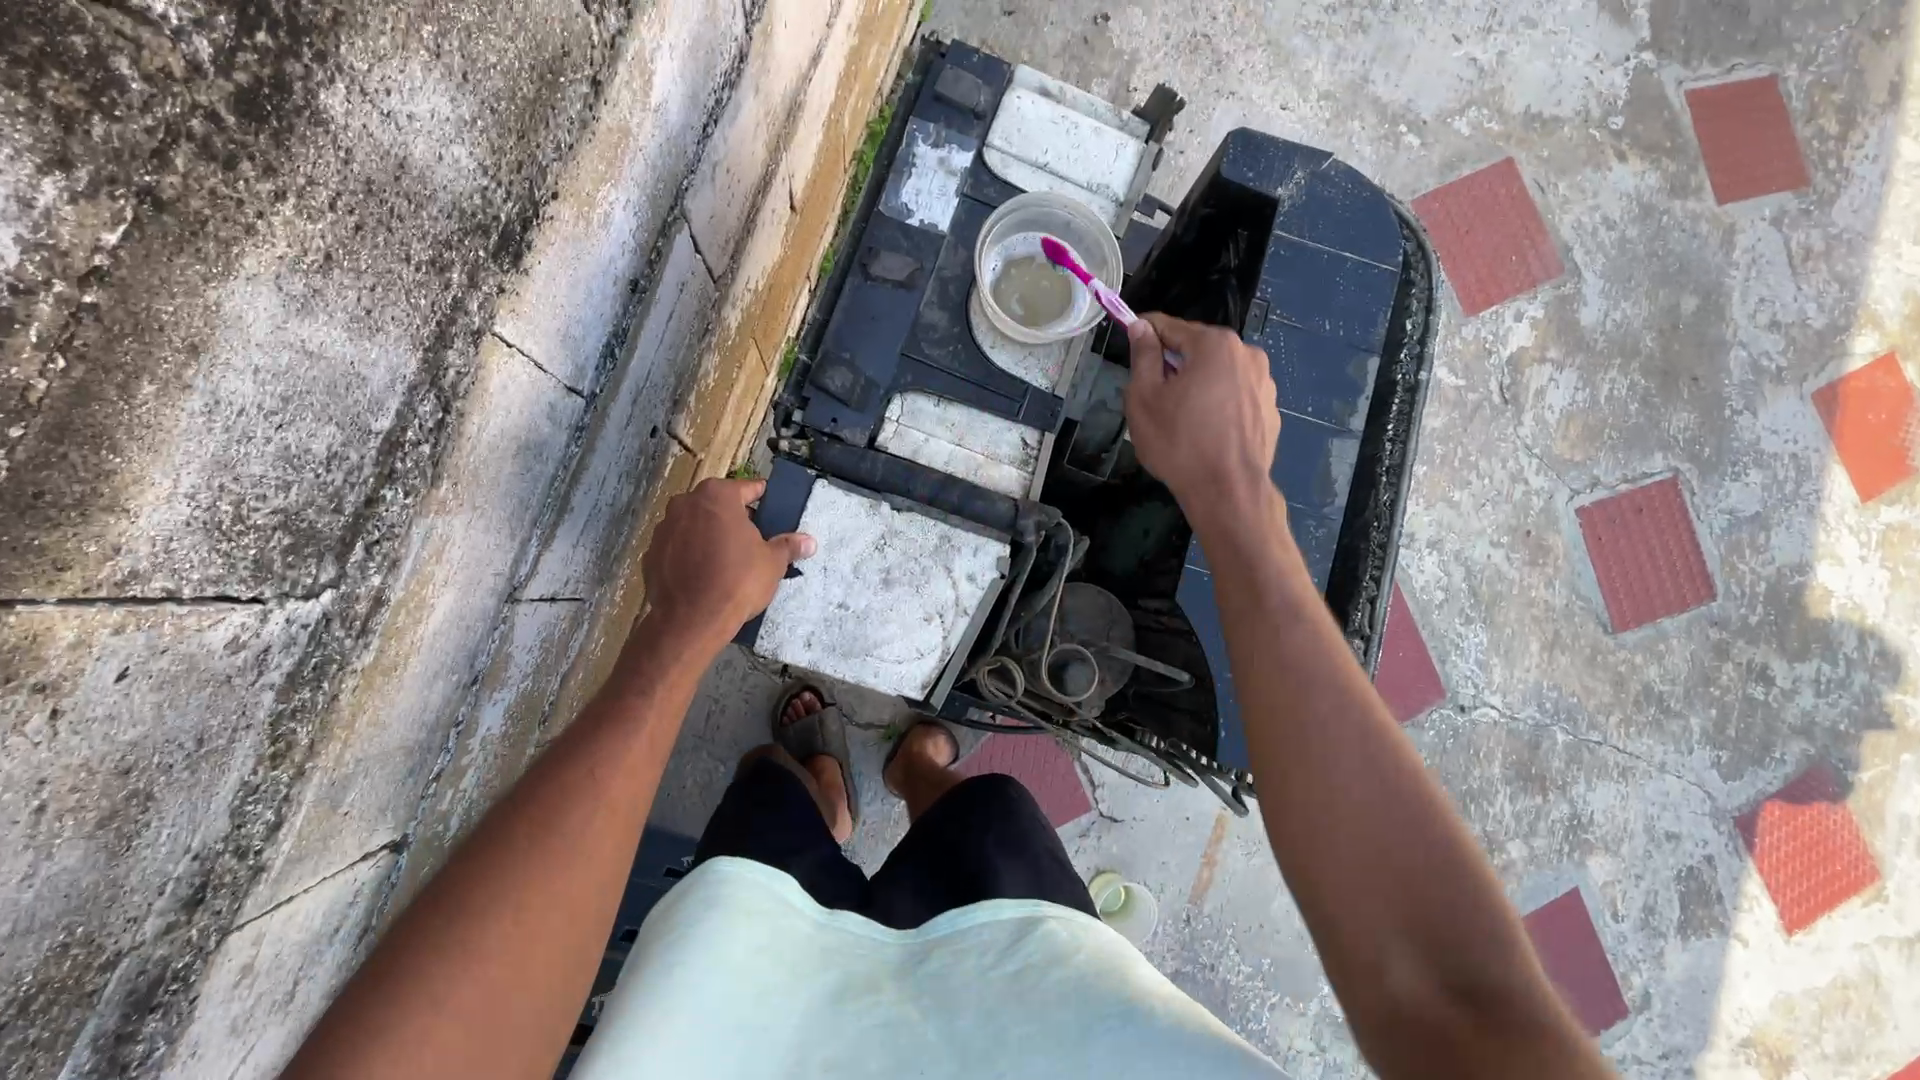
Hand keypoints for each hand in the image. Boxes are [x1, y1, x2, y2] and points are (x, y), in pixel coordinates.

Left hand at [641, 478, 815, 648]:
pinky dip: (689, 555)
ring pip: (693, 524)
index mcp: (718, 496)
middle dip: (732, 517)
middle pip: (716, 504)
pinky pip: (676, 547)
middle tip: (751, 539)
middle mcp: (686, 504)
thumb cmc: (738, 581)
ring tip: (725, 559)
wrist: (691, 620)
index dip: (761, 498)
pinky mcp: (650, 553)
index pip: (746, 488)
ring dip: (708, 535)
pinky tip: (702, 574)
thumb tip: (809, 541)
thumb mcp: (772, 563)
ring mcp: (664, 528)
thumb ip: (788, 546)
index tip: (770, 508)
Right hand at [1124, 313, 1282, 526]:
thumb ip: (1144, 356)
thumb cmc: (1179, 443)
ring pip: (1219, 374)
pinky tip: (1206, 433)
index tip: (1129, 338)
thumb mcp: (1145, 398)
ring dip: (1198, 385)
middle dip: (1174, 365)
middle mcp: (1247, 355)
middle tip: (1152, 395)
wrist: (1228, 492)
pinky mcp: (1270, 411)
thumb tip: (1141, 327)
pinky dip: (1218, 406)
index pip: (1170, 326)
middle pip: (1198, 350)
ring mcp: (1264, 384)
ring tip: (1180, 419)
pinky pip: (1235, 398)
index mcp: (1215, 345)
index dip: (1145, 332)